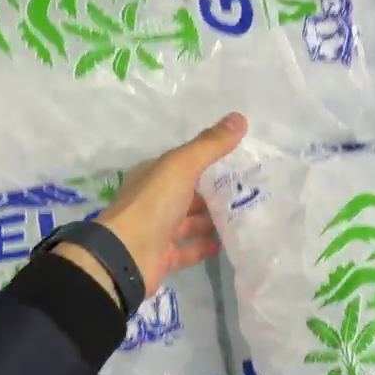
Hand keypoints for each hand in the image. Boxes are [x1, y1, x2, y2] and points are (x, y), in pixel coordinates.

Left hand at [50, 113, 246, 305]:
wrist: (127, 256)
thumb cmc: (153, 205)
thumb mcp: (182, 166)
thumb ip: (210, 145)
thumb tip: (240, 118)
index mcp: (153, 176)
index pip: (183, 164)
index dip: (207, 161)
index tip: (237, 163)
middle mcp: (154, 201)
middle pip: (188, 194)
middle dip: (214, 193)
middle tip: (247, 192)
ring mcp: (158, 230)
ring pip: (190, 222)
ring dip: (212, 221)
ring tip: (243, 218)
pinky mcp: (164, 256)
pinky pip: (189, 249)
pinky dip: (205, 246)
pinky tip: (225, 245)